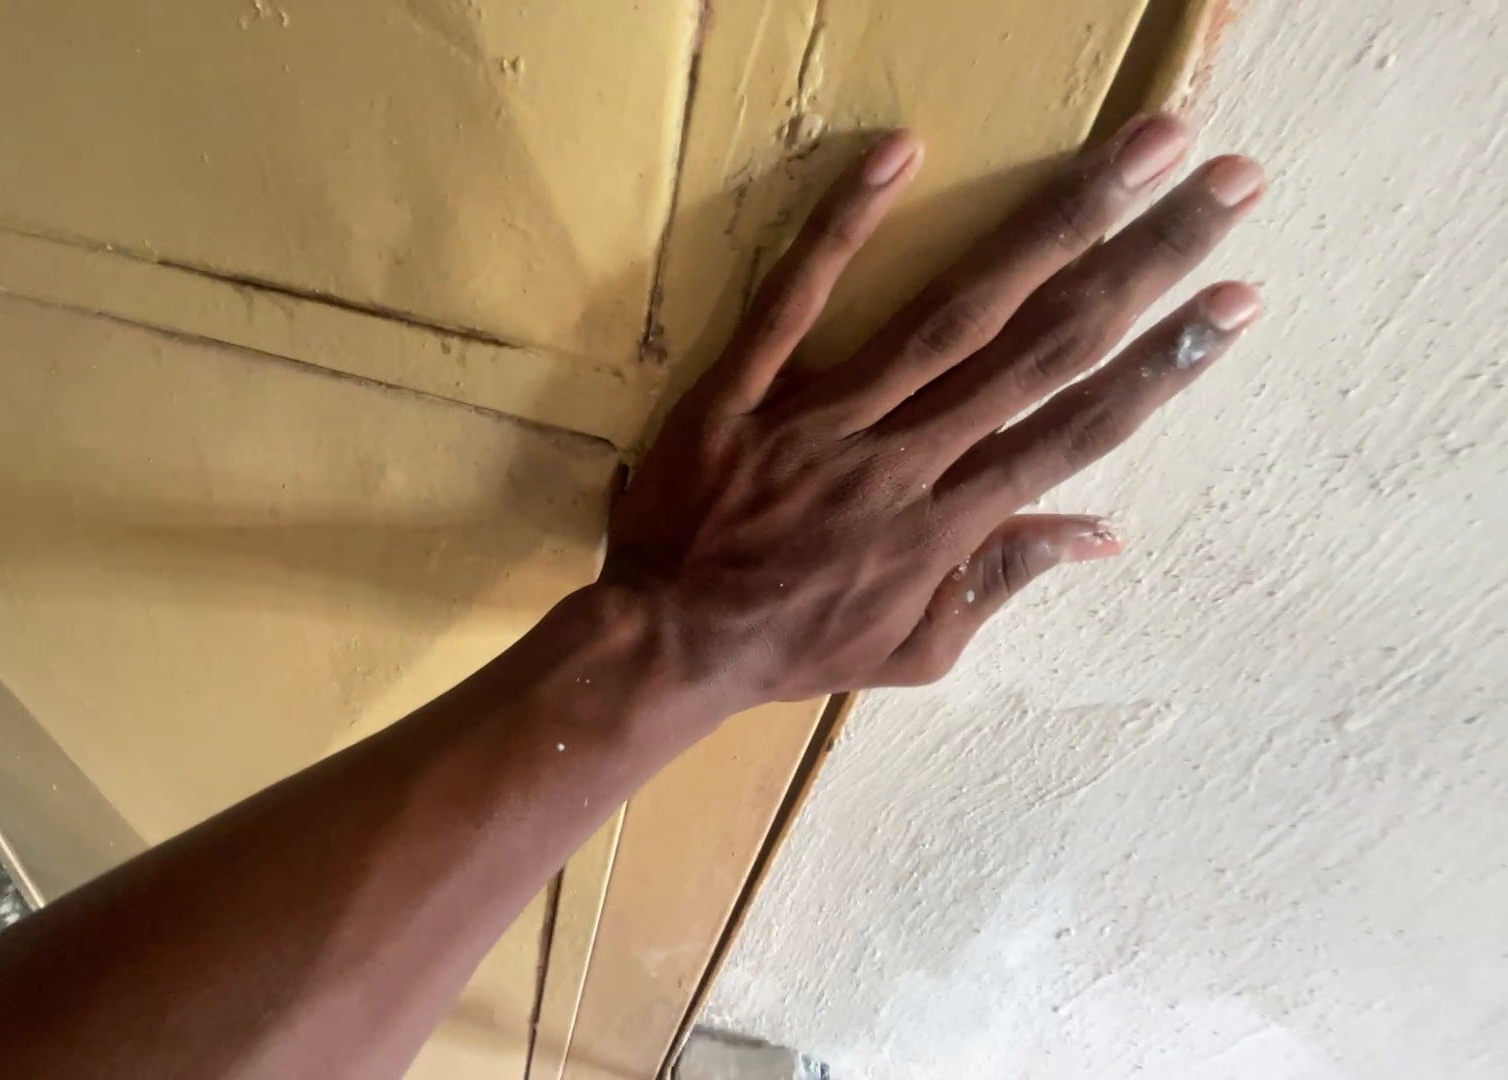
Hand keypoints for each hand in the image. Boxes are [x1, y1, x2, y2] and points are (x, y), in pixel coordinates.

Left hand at [604, 115, 1264, 707]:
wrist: (672, 637)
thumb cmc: (787, 647)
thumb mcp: (906, 650)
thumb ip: (997, 586)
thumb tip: (1101, 533)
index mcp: (942, 526)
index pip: (1071, 432)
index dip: (1160, 366)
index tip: (1234, 297)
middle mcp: (898, 461)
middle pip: (1035, 354)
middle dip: (1139, 266)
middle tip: (1228, 179)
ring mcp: (816, 422)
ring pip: (945, 319)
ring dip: (1043, 231)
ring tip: (1129, 153)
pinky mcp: (737, 397)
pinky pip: (791, 306)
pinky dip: (840, 231)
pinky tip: (898, 156)